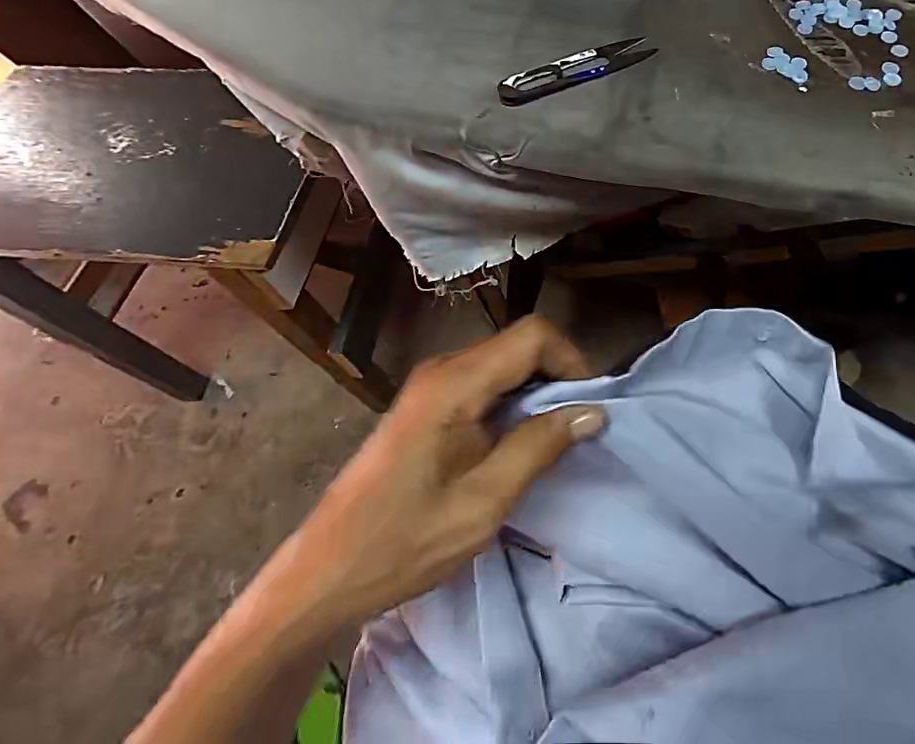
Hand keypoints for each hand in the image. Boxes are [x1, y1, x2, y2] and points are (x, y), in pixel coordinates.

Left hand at [131, 317, 604, 743]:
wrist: (320, 580)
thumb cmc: (403, 543)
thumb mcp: (485, 501)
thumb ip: (540, 446)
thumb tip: (594, 411)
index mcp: (454, 384)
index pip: (534, 335)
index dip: (572, 360)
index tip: (588, 405)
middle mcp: (442, 370)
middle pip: (522, 344)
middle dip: (560, 375)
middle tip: (579, 424)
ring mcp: (431, 386)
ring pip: (507, 362)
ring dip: (540, 390)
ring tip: (555, 435)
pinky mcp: (428, 406)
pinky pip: (487, 382)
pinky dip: (516, 400)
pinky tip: (519, 440)